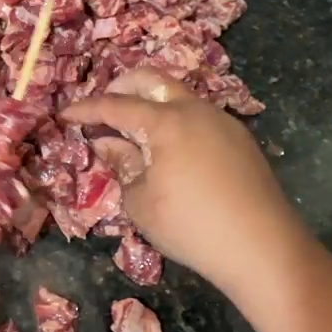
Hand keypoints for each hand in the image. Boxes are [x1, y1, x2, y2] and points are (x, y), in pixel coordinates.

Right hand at [63, 68, 310, 292]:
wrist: (265, 250)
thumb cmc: (191, 227)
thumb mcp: (140, 202)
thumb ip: (121, 165)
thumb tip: (107, 143)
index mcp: (166, 122)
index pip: (116, 105)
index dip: (87, 109)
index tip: (65, 114)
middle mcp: (196, 110)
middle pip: (152, 81)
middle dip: (121, 87)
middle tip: (102, 108)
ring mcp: (223, 122)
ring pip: (178, 95)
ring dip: (150, 102)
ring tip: (131, 129)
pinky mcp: (240, 140)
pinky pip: (198, 116)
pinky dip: (173, 119)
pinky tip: (167, 147)